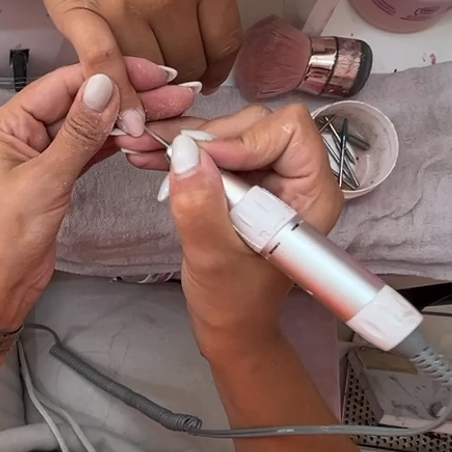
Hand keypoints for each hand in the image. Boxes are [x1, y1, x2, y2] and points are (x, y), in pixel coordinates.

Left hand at [0, 58, 196, 331]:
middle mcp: (24, 131)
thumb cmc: (7, 236)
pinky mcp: (57, 176)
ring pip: (90, 126)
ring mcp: (42, 154)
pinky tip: (145, 135)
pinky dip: (116, 143)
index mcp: (9, 122)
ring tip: (172, 111)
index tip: (155, 74)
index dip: (110, 74)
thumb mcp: (45, 180)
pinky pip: (90, 150)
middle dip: (128, 95)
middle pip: (81, 101)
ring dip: (128, 118)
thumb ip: (78, 133)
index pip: (64, 83)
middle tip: (177, 93)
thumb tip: (106, 83)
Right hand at [7, 0, 240, 136]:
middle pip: (187, 63)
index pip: (223, 42)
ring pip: (150, 73)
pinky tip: (125, 122)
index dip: (217, 70)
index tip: (206, 78)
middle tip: (168, 87)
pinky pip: (108, 71)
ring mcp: (126, 8)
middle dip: (181, 80)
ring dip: (149, 89)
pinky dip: (118, 102)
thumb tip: (204, 26)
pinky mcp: (83, 18)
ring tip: (142, 92)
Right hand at [153, 104, 343, 358]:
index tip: (199, 161)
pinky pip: (214, 154)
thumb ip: (200, 204)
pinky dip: (182, 155)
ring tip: (140, 149)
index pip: (288, 132)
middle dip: (205, 138)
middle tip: (160, 151)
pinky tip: (148, 158)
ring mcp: (268, 178)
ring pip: (229, 135)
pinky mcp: (243, 183)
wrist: (228, 324)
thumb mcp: (212, 255)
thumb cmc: (232, 300)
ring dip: (184, 142)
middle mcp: (295, 177)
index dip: (241, 139)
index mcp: (311, 192)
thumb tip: (183, 150)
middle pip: (254, 127)